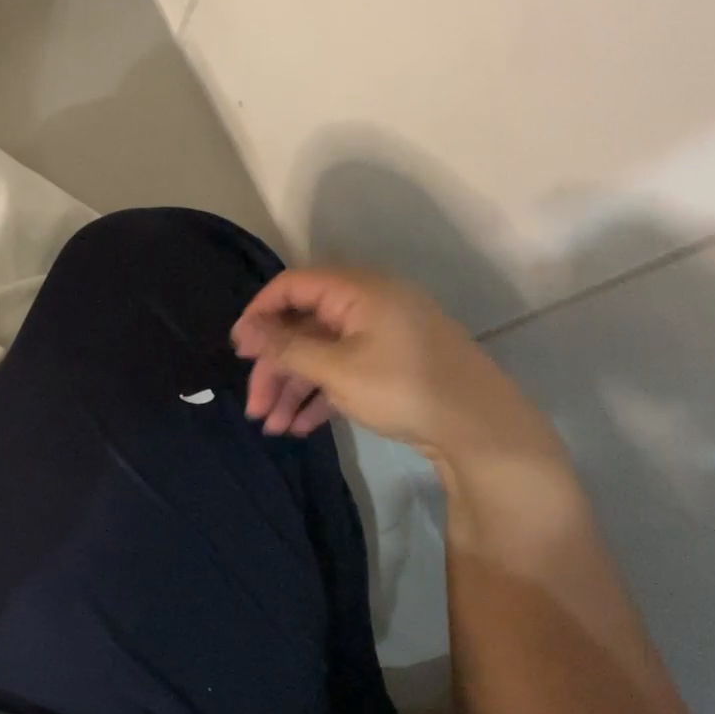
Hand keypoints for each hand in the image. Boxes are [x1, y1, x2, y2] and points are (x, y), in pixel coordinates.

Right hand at [231, 268, 550, 461]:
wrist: (477, 427)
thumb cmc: (403, 389)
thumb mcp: (336, 369)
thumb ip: (286, 347)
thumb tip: (244, 329)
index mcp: (359, 292)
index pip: (293, 286)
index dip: (259, 314)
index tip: (237, 351)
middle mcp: (368, 306)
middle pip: (303, 328)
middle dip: (274, 369)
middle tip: (254, 407)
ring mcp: (380, 336)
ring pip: (319, 355)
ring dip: (291, 390)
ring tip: (273, 427)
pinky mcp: (388, 364)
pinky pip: (340, 371)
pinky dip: (317, 396)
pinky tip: (299, 427)